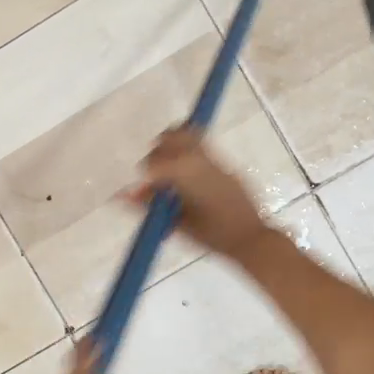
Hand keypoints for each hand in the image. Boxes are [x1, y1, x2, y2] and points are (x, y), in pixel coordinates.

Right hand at [132, 127, 274, 258]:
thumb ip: (150, 206)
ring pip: (189, 135)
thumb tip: (121, 195)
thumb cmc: (214, 237)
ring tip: (169, 169)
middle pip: (174, 138)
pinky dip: (188, 152)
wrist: (252, 238)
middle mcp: (202, 161)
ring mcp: (217, 160)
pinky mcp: (225, 165)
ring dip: (173, 146)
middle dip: (159, 152)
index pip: (159, 160)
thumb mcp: (179, 224)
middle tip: (154, 174)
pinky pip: (202, 146)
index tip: (144, 186)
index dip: (148, 170)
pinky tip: (186, 175)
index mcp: (189, 176)